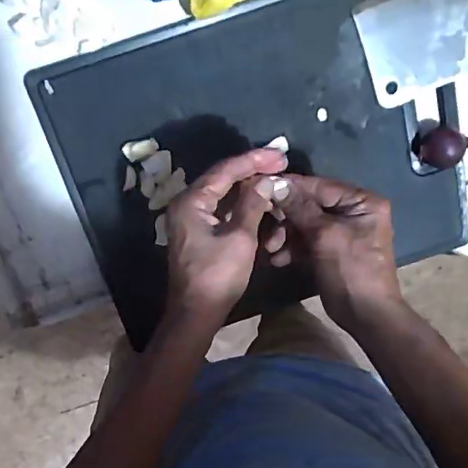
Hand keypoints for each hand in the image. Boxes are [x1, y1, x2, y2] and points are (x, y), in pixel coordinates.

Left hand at [164, 147, 288, 324]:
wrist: (195, 313)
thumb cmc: (217, 275)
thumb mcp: (240, 237)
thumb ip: (252, 204)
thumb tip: (266, 181)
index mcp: (191, 201)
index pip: (225, 170)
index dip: (254, 160)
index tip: (280, 155)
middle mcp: (186, 204)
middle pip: (222, 179)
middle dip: (252, 172)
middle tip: (281, 163)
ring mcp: (190, 219)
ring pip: (223, 195)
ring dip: (248, 190)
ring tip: (275, 182)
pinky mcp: (197, 233)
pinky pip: (221, 211)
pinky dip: (241, 207)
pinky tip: (261, 204)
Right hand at [269, 175, 403, 330]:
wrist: (366, 315)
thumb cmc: (351, 270)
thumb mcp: (324, 235)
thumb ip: (299, 208)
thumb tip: (276, 183)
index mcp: (362, 201)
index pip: (320, 186)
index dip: (290, 187)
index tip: (261, 186)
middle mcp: (353, 212)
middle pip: (310, 206)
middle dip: (285, 218)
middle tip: (265, 227)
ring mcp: (342, 233)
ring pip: (305, 225)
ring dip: (285, 236)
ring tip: (271, 250)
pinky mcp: (330, 251)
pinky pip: (307, 242)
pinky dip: (292, 250)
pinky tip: (277, 260)